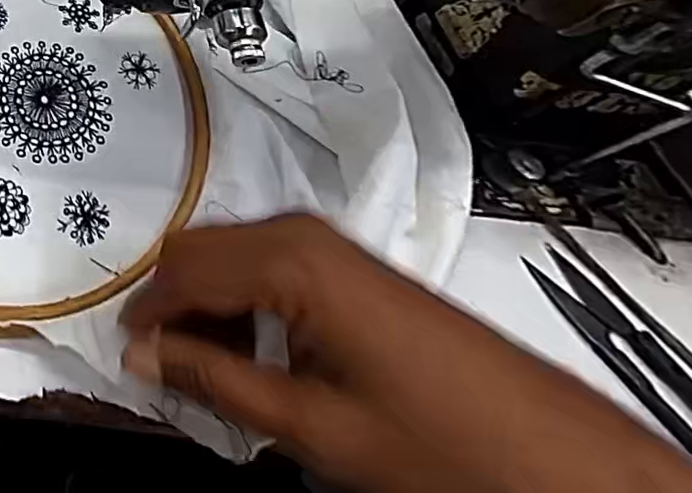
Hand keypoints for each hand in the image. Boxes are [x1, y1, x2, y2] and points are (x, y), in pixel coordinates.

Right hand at [121, 215, 691, 492]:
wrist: (564, 459)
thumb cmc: (443, 444)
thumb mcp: (314, 426)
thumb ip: (214, 380)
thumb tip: (142, 355)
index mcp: (289, 261)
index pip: (183, 271)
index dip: (147, 312)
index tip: (128, 351)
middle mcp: (299, 232)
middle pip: (197, 250)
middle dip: (172, 302)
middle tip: (164, 361)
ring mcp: (322, 241)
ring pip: (224, 254)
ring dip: (205, 303)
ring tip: (210, 367)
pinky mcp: (339, 259)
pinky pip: (260, 263)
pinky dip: (240, 301)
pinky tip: (252, 352)